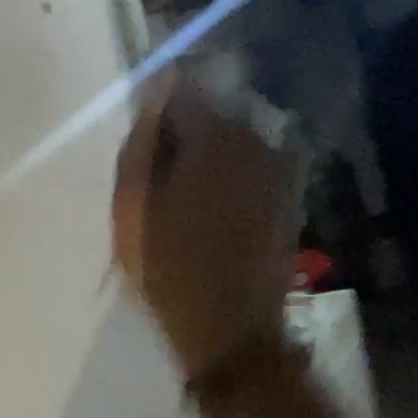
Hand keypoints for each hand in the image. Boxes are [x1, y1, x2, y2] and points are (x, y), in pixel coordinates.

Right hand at [112, 75, 302, 377]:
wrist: (229, 326)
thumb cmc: (166, 270)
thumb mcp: (130, 210)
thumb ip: (139, 148)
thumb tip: (152, 94)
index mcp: (211, 138)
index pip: (182, 91)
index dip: (155, 109)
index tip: (137, 143)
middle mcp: (254, 139)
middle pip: (210, 116)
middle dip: (180, 138)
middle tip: (150, 182)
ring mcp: (277, 168)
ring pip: (232, 144)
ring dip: (203, 162)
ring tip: (177, 206)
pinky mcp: (287, 196)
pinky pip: (248, 171)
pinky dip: (225, 183)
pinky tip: (207, 220)